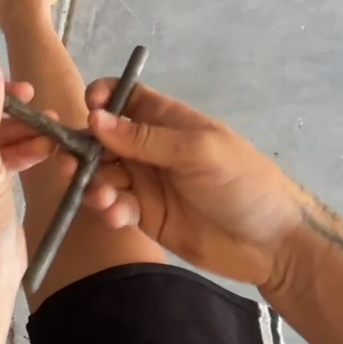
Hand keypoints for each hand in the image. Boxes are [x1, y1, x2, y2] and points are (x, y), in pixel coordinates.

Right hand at [86, 81, 301, 286]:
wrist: (275, 245)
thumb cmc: (243, 183)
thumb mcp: (197, 151)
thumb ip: (143, 137)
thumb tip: (93, 119)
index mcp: (163, 121)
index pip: (122, 97)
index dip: (100, 99)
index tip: (88, 112)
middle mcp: (146, 148)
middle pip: (98, 139)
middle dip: (79, 147)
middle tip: (67, 161)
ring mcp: (143, 182)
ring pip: (100, 174)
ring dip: (92, 183)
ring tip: (102, 198)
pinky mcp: (143, 215)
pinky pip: (113, 206)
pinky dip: (108, 209)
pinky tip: (117, 216)